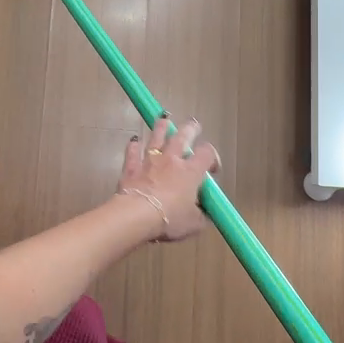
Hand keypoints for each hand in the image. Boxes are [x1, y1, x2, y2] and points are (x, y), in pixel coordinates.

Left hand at [119, 112, 214, 241]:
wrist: (136, 216)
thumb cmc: (169, 219)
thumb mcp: (193, 224)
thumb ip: (200, 216)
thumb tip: (204, 214)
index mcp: (190, 172)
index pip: (207, 154)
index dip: (213, 157)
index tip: (213, 167)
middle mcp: (172, 160)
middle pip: (183, 136)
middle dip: (191, 129)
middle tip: (194, 124)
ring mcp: (150, 161)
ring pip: (156, 137)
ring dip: (161, 127)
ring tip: (164, 118)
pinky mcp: (131, 167)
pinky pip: (132, 152)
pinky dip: (133, 145)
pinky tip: (134, 140)